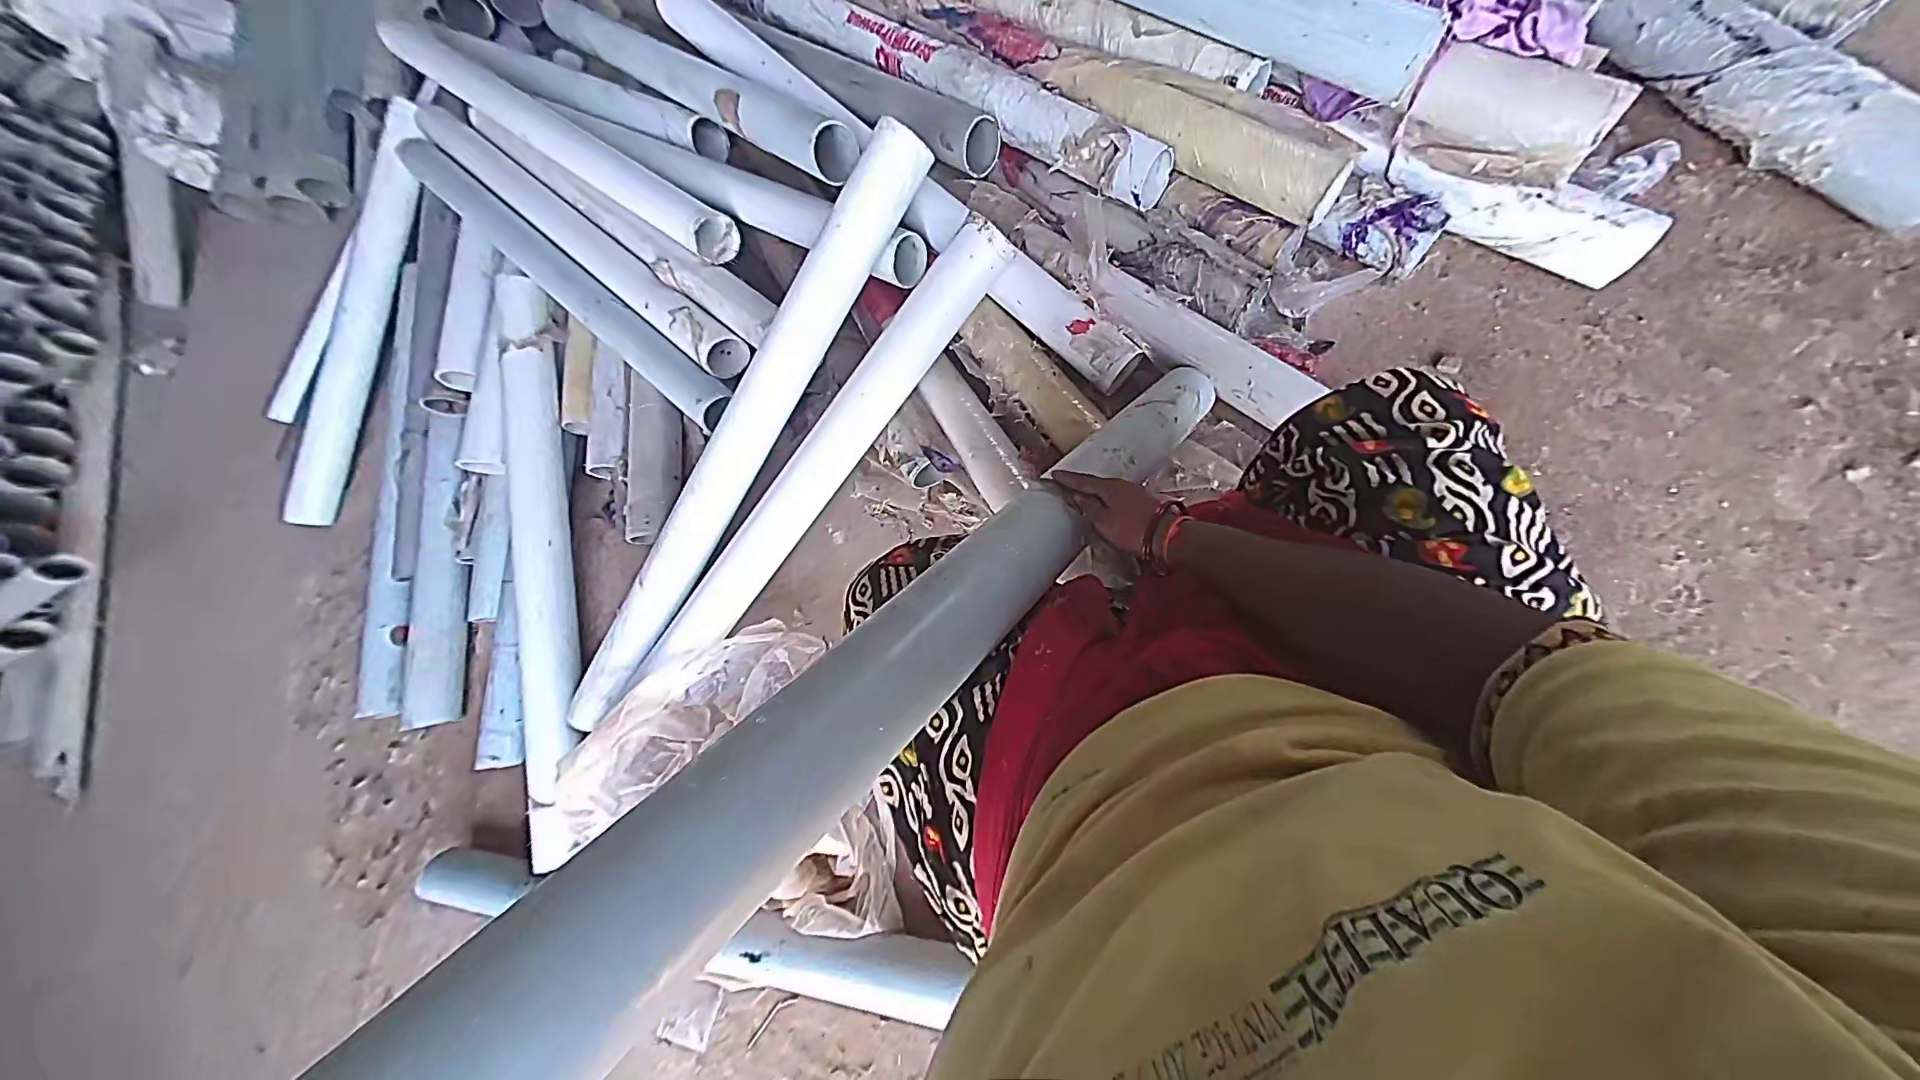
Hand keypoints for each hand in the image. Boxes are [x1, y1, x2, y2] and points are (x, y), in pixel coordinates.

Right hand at [1051, 471, 1164, 554]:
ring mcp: (1132, 492)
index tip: (1054, 474)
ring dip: (1093, 492)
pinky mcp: (1140, 502)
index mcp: (1108, 487)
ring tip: (1082, 496)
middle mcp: (1120, 485)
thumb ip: (1089, 507)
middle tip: (1065, 484)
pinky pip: (1115, 496)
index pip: (1082, 481)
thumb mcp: (1103, 521)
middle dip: (1080, 484)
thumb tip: (1078, 496)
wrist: (1165, 535)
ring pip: (1106, 490)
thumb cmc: (1131, 529)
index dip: (1067, 479)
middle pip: (1095, 483)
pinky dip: (1105, 499)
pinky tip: (1103, 504)